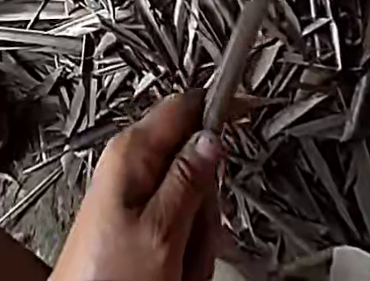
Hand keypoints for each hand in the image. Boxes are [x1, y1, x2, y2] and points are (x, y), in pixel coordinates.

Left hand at [52, 93, 223, 280]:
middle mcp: (130, 166)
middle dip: (204, 201)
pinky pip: (178, 227)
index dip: (214, 111)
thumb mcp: (161, 231)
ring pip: (191, 199)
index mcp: (131, 152)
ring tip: (177, 264)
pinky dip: (183, 253)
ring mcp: (132, 197)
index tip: (239, 116)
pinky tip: (171, 273)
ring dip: (196, 235)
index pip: (182, 106)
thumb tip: (210, 137)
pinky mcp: (135, 225)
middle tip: (194, 234)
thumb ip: (189, 178)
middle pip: (192, 160)